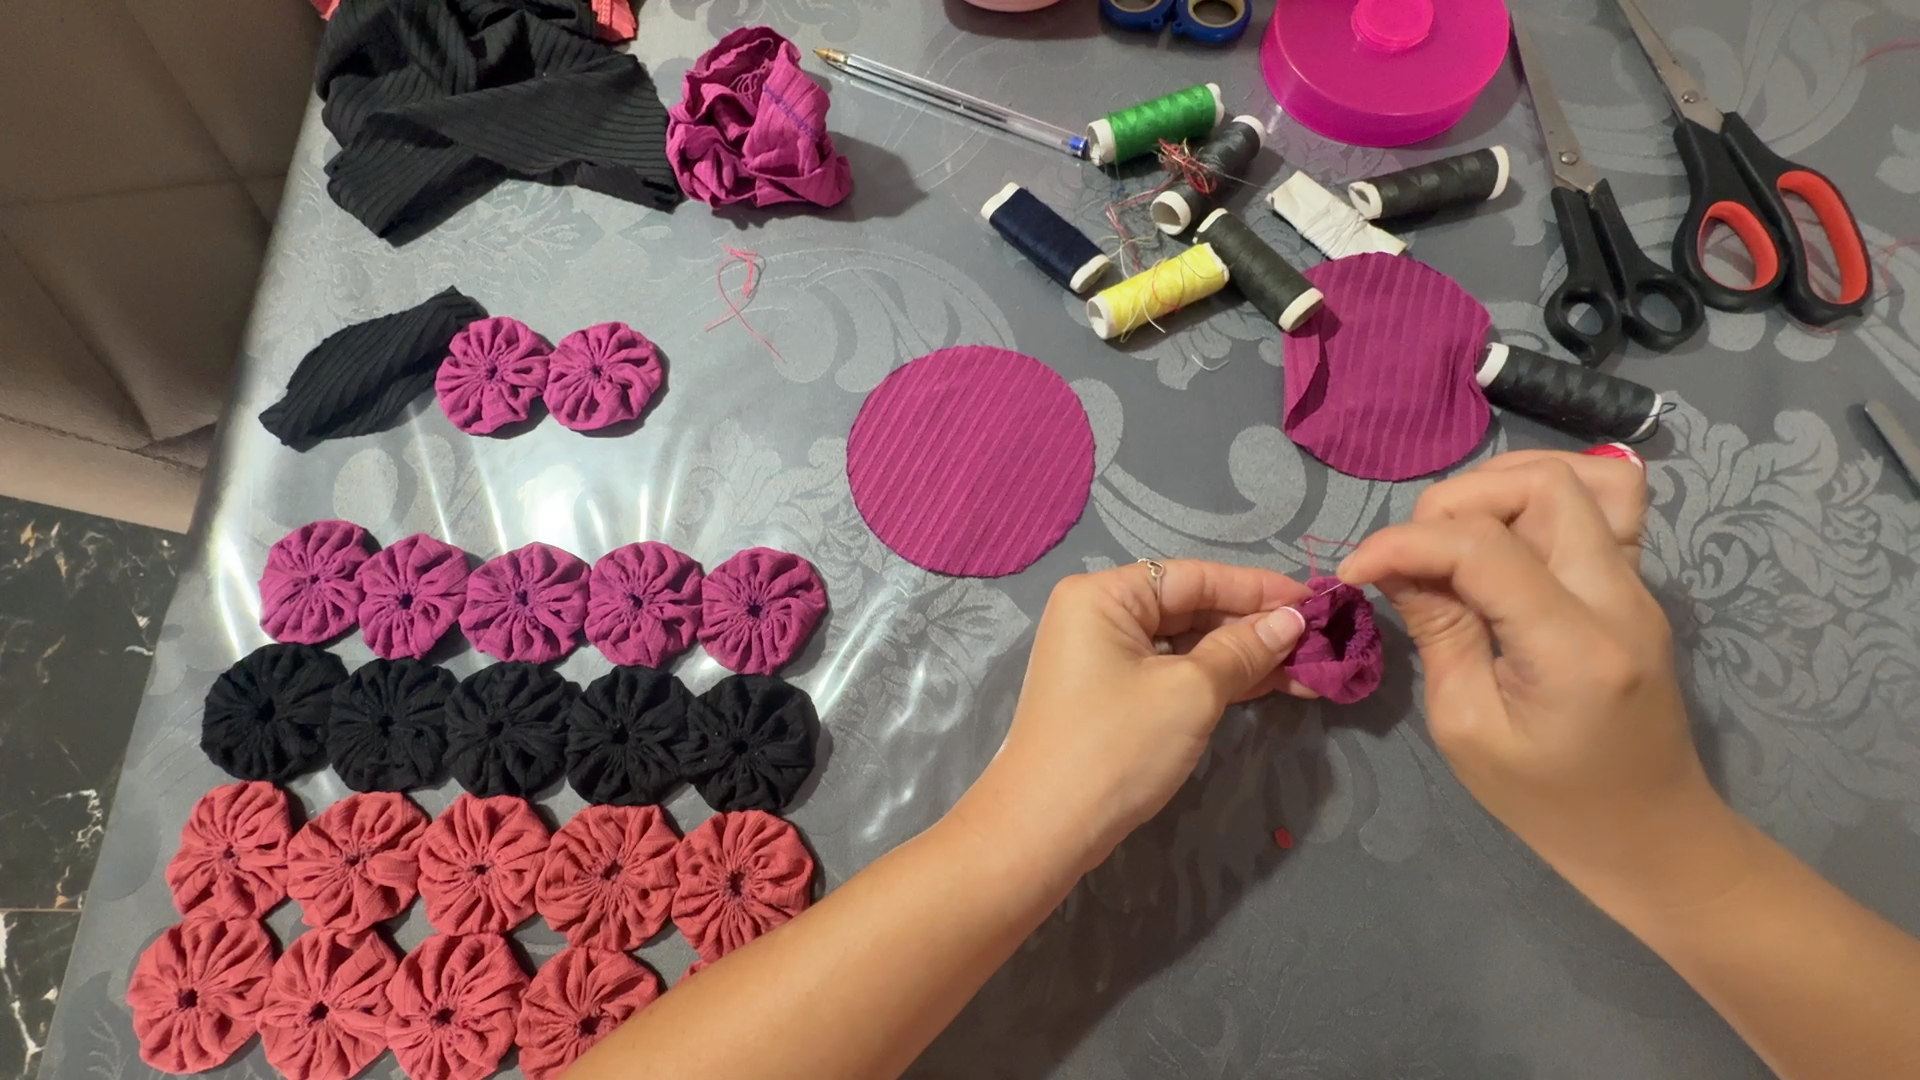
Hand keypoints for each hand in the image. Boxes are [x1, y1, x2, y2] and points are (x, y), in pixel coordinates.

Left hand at [959, 560, 1316, 872]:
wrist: (1047, 827)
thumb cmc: (1117, 745)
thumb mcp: (1190, 692)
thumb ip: (1242, 650)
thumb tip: (1291, 621)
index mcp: (1102, 595)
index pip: (1191, 576)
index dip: (1256, 588)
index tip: (1315, 601)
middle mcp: (1096, 613)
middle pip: (1188, 607)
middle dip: (1253, 626)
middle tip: (1319, 642)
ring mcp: (1101, 654)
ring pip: (1184, 642)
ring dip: (1242, 656)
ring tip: (1309, 670)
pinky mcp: (1110, 691)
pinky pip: (1170, 669)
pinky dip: (1216, 678)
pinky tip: (1270, 685)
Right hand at [1337, 452, 1740, 908]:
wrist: (1650, 835)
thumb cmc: (1545, 799)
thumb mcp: (1464, 724)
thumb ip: (1436, 630)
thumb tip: (1395, 565)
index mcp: (1573, 645)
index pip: (1481, 547)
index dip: (1402, 544)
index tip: (1353, 573)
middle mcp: (1618, 597)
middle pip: (1539, 486)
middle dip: (1450, 504)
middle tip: (1411, 556)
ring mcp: (1636, 584)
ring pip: (1579, 476)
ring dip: (1497, 485)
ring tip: (1450, 531)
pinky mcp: (1633, 584)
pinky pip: (1604, 500)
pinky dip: (1543, 489)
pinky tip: (1500, 521)